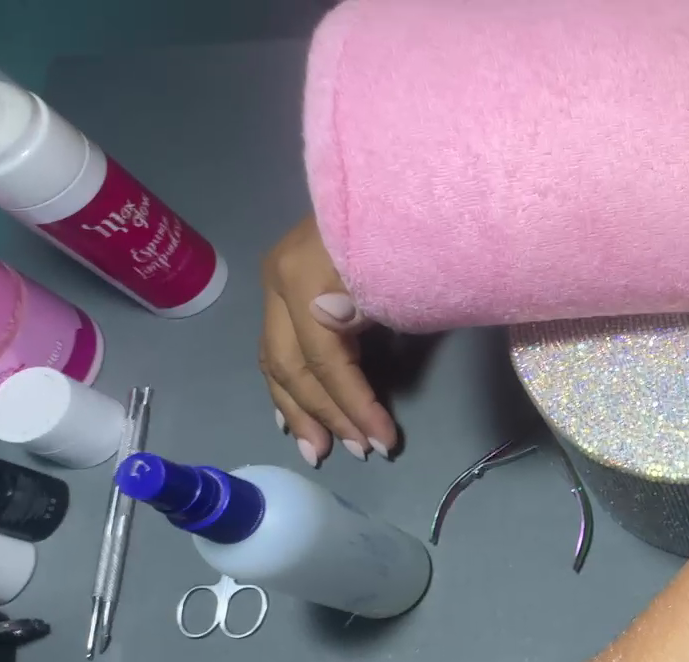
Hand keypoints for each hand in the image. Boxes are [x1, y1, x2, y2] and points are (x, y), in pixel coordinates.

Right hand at [258, 216, 397, 465]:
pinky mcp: (286, 287)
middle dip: (324, 416)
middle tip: (356, 453)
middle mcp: (279, 283)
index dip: (355, 407)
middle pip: (291, 368)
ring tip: (318, 449)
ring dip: (299, 410)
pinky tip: (290, 416)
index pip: (326, 362)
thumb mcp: (401, 275)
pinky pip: (277, 345)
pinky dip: (287, 384)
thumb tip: (333, 328)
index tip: (385, 443)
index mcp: (305, 280)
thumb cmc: (412, 233)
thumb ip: (369, 308)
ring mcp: (278, 283)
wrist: (398, 180)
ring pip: (277, 361)